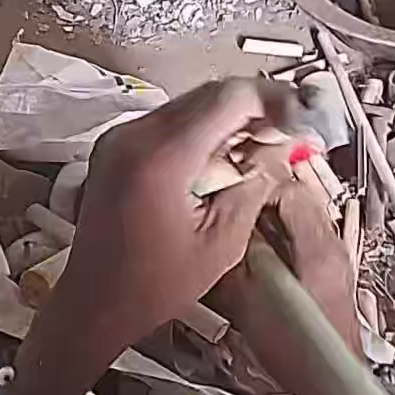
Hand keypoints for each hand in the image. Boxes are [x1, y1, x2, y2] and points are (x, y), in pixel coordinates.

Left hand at [13, 78, 290, 394]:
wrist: (94, 302)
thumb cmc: (149, 287)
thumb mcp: (220, 244)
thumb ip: (255, 185)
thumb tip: (281, 146)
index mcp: (160, 158)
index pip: (230, 98)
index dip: (275, 101)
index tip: (300, 116)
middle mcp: (133, 137)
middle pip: (210, 93)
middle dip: (257, 108)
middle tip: (288, 132)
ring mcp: (120, 138)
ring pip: (191, 103)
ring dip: (230, 118)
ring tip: (261, 148)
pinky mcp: (116, 146)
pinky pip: (170, 121)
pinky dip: (203, 130)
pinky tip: (224, 156)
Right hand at [214, 178, 361, 393]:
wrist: (336, 385)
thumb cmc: (301, 353)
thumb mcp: (253, 301)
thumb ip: (239, 255)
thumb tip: (229, 223)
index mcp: (318, 246)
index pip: (288, 189)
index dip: (256, 186)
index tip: (233, 194)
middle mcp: (333, 246)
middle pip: (297, 197)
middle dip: (262, 199)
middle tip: (233, 207)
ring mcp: (336, 257)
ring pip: (301, 215)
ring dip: (271, 215)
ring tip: (244, 225)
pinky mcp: (332, 271)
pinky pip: (305, 235)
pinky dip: (283, 232)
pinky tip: (263, 247)